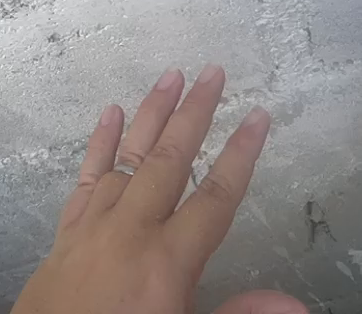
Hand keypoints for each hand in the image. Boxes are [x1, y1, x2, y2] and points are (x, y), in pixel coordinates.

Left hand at [10, 64, 305, 313]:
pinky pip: (86, 178)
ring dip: (152, 113)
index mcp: (166, 263)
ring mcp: (94, 228)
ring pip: (130, 156)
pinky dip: (100, 143)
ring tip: (171, 75)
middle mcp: (132, 232)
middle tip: (214, 71)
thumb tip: (297, 305)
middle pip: (172, 159)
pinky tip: (111, 112)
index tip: (258, 115)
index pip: (216, 197)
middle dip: (197, 112)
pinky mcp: (64, 236)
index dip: (241, 155)